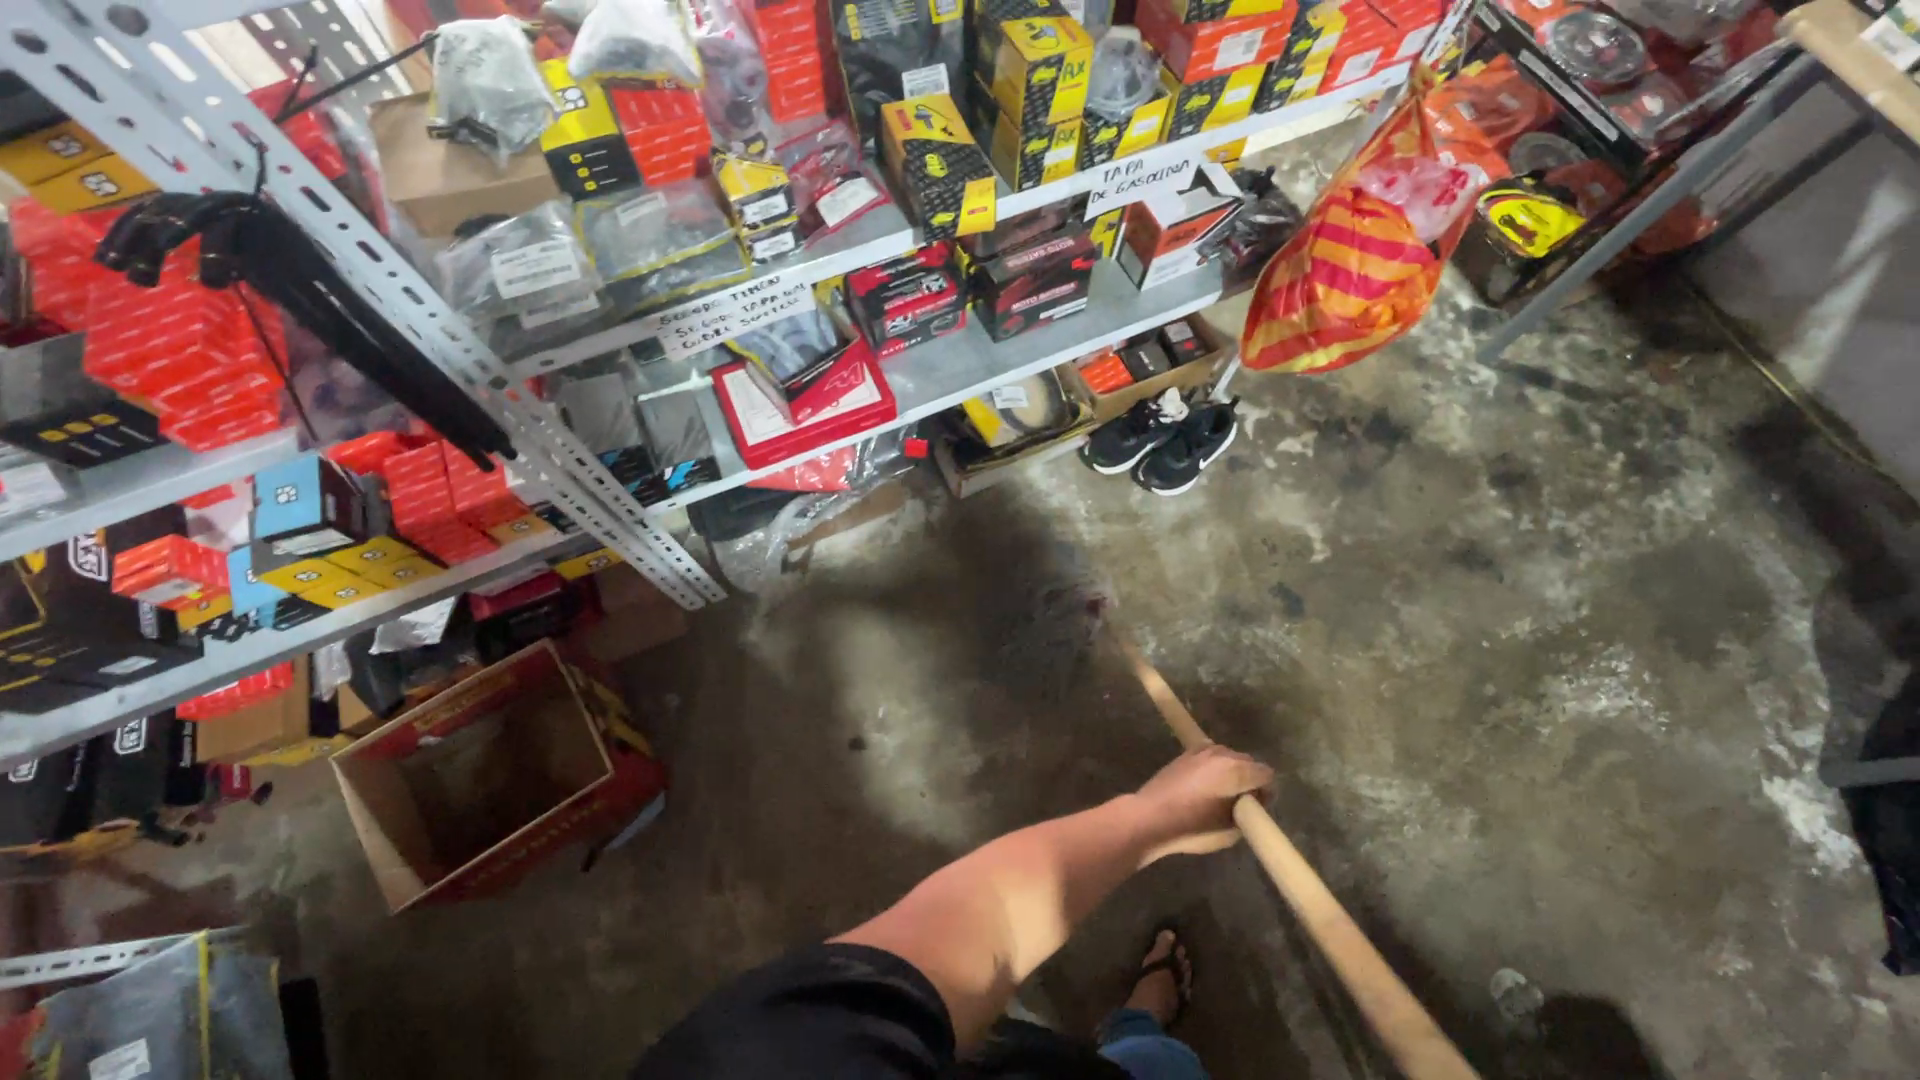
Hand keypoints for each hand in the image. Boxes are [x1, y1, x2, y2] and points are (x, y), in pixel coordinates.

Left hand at [1134, 744, 1273, 863]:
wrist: (1151, 817)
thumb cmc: (1194, 827)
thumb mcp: (1231, 829)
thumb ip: (1248, 811)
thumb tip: (1250, 802)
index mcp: (1238, 770)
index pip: (1266, 774)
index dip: (1265, 791)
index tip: (1256, 807)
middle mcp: (1222, 754)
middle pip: (1248, 762)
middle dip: (1248, 779)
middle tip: (1239, 802)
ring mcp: (1201, 751)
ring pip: (1228, 756)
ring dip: (1230, 771)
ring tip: (1219, 792)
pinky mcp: (1184, 753)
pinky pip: (1208, 755)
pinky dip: (1212, 766)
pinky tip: (1203, 783)